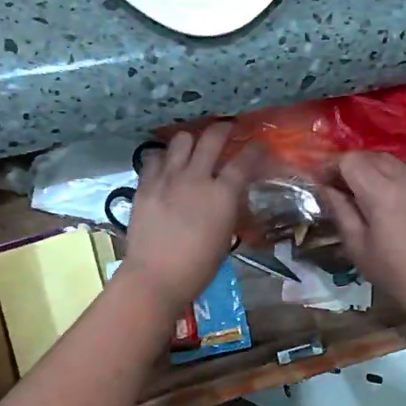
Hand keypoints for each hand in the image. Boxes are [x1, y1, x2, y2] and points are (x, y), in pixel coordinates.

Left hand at [120, 124, 250, 313]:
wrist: (155, 276)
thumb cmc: (197, 267)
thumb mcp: (224, 238)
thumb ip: (227, 210)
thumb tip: (229, 197)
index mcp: (222, 195)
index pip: (244, 162)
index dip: (255, 150)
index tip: (260, 145)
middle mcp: (196, 178)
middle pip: (212, 138)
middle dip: (223, 129)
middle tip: (227, 128)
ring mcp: (167, 178)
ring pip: (181, 140)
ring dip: (191, 140)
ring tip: (193, 145)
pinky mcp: (145, 185)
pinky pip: (154, 158)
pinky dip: (163, 157)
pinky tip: (165, 164)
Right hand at [322, 152, 405, 316]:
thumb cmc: (391, 270)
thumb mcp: (356, 243)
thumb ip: (340, 209)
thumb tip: (324, 187)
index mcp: (383, 193)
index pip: (351, 161)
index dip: (330, 166)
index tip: (317, 180)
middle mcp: (403, 179)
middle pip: (368, 155)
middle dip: (347, 164)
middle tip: (330, 184)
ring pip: (385, 160)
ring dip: (365, 167)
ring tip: (350, 189)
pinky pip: (399, 171)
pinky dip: (381, 174)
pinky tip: (373, 195)